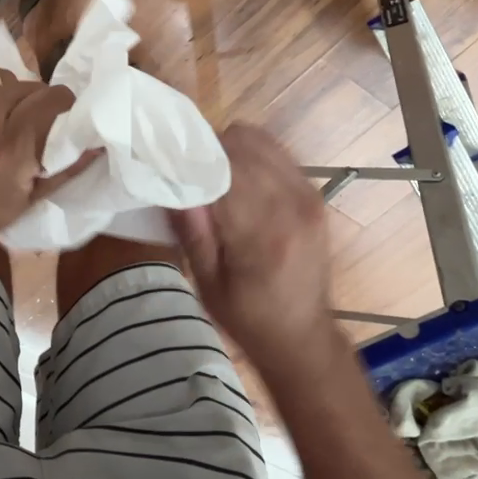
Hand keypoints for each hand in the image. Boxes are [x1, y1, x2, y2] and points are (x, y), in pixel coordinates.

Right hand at [171, 124, 334, 367]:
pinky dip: (250, 153)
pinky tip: (236, 175)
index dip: (190, 156)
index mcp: (263, 232)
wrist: (303, 337)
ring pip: (258, 140)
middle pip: (239, 146)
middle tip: (183, 168)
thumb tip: (169, 181)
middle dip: (206, 150)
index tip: (164, 157)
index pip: (223, 168)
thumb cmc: (248, 318)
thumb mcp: (208, 283)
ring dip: (228, 148)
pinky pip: (276, 151)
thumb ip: (191, 230)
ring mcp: (307, 195)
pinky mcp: (313, 193)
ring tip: (209, 172)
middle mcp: (291, 205)